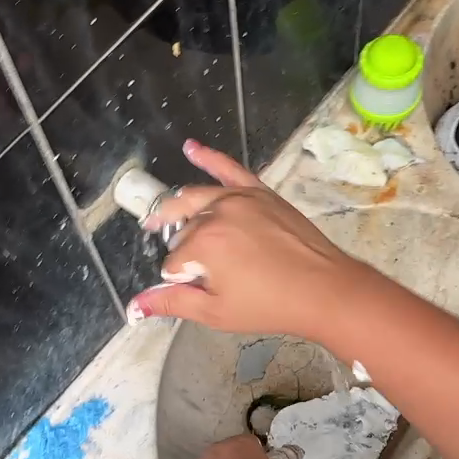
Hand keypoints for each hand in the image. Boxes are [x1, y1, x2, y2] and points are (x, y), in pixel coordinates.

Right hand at [131, 140, 373, 340]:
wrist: (323, 289)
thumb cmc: (269, 305)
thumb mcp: (217, 311)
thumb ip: (173, 303)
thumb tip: (134, 306)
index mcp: (203, 244)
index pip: (173, 261)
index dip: (180, 278)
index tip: (196, 289)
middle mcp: (217, 214)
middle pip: (183, 229)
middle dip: (181, 248)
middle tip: (188, 267)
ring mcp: (240, 199)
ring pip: (197, 199)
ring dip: (178, 209)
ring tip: (163, 220)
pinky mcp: (260, 193)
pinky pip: (230, 169)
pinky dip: (209, 157)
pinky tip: (191, 148)